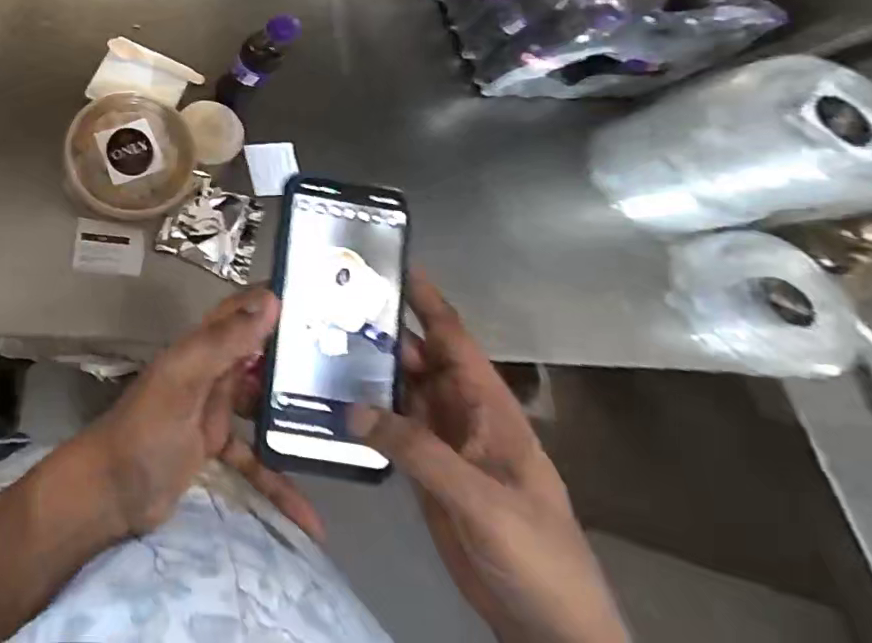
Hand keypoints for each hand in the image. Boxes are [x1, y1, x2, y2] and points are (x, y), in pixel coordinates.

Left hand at [67, 289, 322, 540]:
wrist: (111, 492)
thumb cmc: (147, 428)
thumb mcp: (185, 379)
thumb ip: (224, 342)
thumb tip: (270, 299)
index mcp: (199, 350)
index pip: (238, 314)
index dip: (269, 301)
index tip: (316, 296)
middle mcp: (209, 375)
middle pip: (257, 359)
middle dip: (293, 360)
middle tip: (346, 366)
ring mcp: (212, 414)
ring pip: (262, 408)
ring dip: (293, 417)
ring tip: (343, 428)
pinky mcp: (215, 451)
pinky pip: (255, 463)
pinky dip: (278, 484)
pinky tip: (309, 517)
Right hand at [349, 276, 626, 642]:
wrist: (549, 628)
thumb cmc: (535, 554)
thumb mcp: (483, 499)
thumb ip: (420, 451)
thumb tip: (354, 409)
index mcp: (489, 408)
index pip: (455, 340)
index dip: (427, 302)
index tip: (394, 265)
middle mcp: (463, 416)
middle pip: (419, 361)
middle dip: (383, 332)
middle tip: (330, 308)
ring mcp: (444, 445)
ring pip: (402, 394)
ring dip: (370, 372)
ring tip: (322, 346)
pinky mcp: (427, 474)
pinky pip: (392, 432)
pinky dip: (366, 415)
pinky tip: (335, 403)